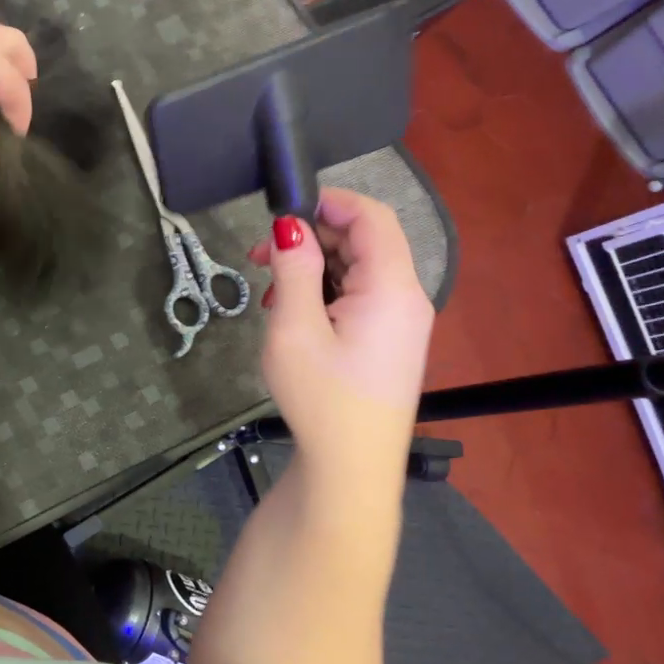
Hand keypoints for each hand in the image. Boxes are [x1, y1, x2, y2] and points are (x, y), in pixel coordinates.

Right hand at [248, 189, 433, 474]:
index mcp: (391, 288)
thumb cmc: (321, 395)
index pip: (371, 217)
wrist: (351, 461)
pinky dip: (324, 290)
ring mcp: (400, 320)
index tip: (277, 210)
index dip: (328, 202)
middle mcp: (406, 296)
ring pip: (358, 269)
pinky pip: (359, 295)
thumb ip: (294, 272)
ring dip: (313, 266)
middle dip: (311, 237)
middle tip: (257, 257)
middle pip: (364, 241)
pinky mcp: (388, 339)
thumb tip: (290, 225)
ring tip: (270, 292)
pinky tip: (292, 312)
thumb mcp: (294, 329)